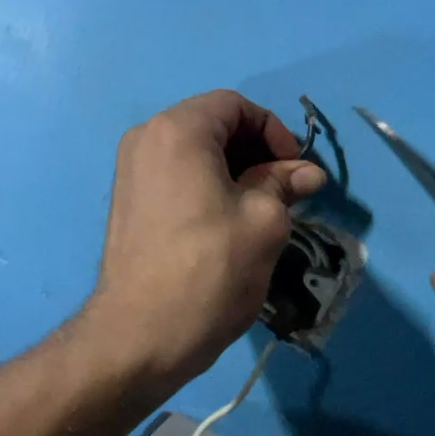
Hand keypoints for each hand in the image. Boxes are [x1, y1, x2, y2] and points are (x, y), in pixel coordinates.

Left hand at [81, 89, 326, 391]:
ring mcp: (131, 165)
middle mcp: (147, 135)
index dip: (272, 130)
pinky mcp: (127, 194)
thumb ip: (284, 185)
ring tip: (261, 208)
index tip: (295, 171)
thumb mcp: (263, 223)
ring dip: (232, 167)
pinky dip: (205, 180)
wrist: (139, 331)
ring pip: (193, 148)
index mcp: (177, 129)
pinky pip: (174, 169)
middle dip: (254, 149)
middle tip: (285, 191)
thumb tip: (307, 172)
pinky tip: (226, 218)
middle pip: (211, 122)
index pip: (233, 104)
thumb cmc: (209, 269)